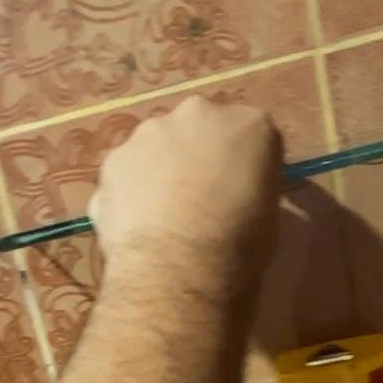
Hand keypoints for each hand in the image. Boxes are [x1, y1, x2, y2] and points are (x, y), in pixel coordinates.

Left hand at [88, 97, 282, 300]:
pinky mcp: (113, 159)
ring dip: (158, 172)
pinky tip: (133, 227)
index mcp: (250, 125)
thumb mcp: (269, 219)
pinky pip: (124, 175)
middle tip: (195, 200)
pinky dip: (128, 195)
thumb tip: (236, 198)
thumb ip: (252, 190)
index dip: (241, 167)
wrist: (178, 269)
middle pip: (198, 130)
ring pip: (155, 147)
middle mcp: (199, 113)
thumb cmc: (238, 249)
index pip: (250, 137)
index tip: (236, 193)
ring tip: (159, 217)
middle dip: (196, 157)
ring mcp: (150, 132)